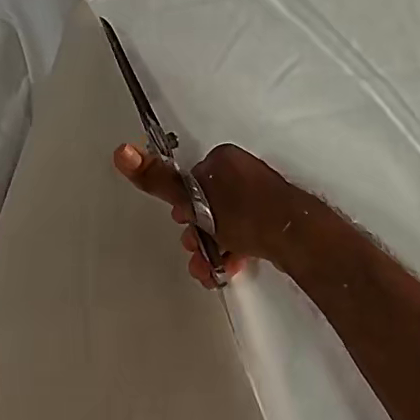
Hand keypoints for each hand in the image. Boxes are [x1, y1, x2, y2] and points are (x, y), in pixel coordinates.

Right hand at [111, 141, 322, 286]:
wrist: (296, 238)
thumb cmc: (246, 215)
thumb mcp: (192, 199)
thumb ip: (157, 179)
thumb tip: (122, 151)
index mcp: (223, 160)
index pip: (191, 181)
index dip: (183, 207)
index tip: (183, 224)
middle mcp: (243, 172)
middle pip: (207, 204)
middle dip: (198, 232)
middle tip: (197, 249)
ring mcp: (261, 195)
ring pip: (226, 222)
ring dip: (212, 246)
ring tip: (211, 267)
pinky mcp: (275, 217)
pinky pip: (246, 230)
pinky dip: (234, 249)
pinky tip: (230, 266)